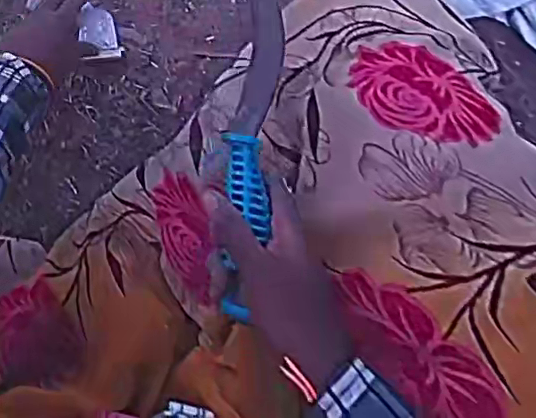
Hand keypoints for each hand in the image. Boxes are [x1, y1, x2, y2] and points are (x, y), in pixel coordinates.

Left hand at [0, 0, 98, 87]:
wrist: (19, 72)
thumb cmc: (51, 65)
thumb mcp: (72, 58)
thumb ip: (82, 48)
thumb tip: (92, 48)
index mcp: (61, 19)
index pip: (74, 0)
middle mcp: (44, 14)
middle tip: (71, 5)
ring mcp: (28, 20)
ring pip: (41, 8)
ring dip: (49, 12)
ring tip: (55, 23)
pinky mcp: (16, 28)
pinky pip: (29, 21)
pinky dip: (37, 25)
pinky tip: (39, 34)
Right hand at [203, 178, 354, 387]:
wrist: (323, 369)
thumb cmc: (289, 311)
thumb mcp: (254, 268)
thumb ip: (233, 230)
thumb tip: (212, 194)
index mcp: (288, 232)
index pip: (272, 188)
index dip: (251, 173)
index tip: (224, 166)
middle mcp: (290, 245)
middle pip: (254, 219)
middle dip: (228, 227)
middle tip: (213, 241)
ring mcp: (288, 268)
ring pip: (250, 247)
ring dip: (229, 259)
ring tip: (219, 283)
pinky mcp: (284, 291)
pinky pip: (255, 270)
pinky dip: (239, 278)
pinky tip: (229, 297)